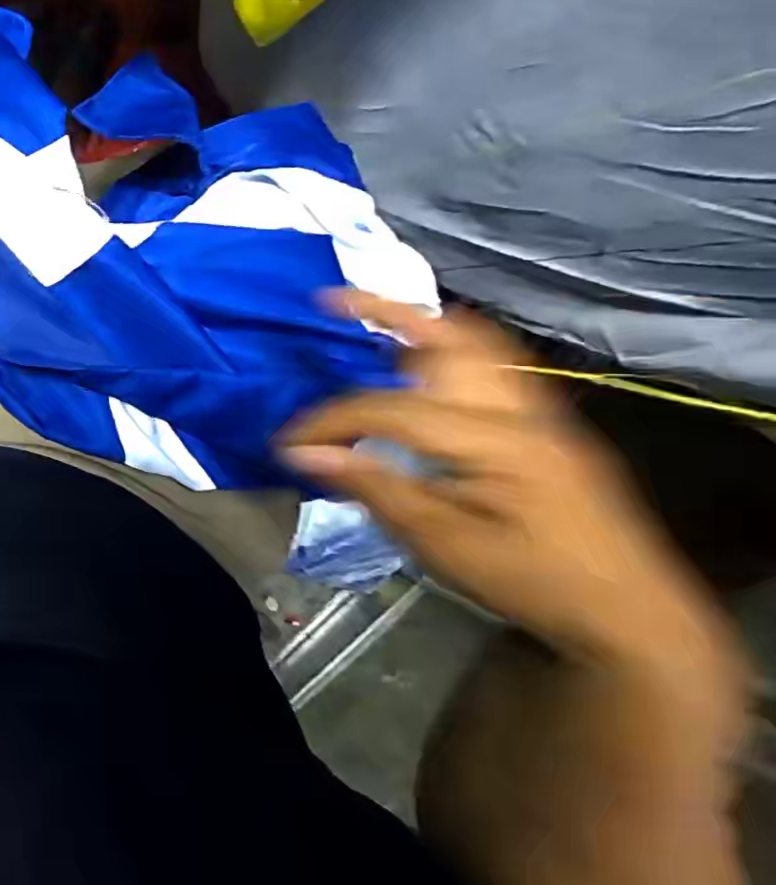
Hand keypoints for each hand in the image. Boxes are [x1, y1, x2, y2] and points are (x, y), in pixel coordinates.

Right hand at [278, 291, 730, 670]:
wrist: (631, 618)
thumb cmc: (529, 579)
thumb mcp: (438, 540)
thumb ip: (370, 485)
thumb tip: (300, 453)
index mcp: (494, 442)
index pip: (387, 409)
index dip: (327, 421)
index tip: (286, 443)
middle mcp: (520, 414)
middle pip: (453, 341)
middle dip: (388, 313)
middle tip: (332, 299)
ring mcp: (540, 418)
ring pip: (479, 346)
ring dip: (421, 325)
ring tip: (371, 314)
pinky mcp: (544, 431)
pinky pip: (491, 369)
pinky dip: (448, 352)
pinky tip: (415, 362)